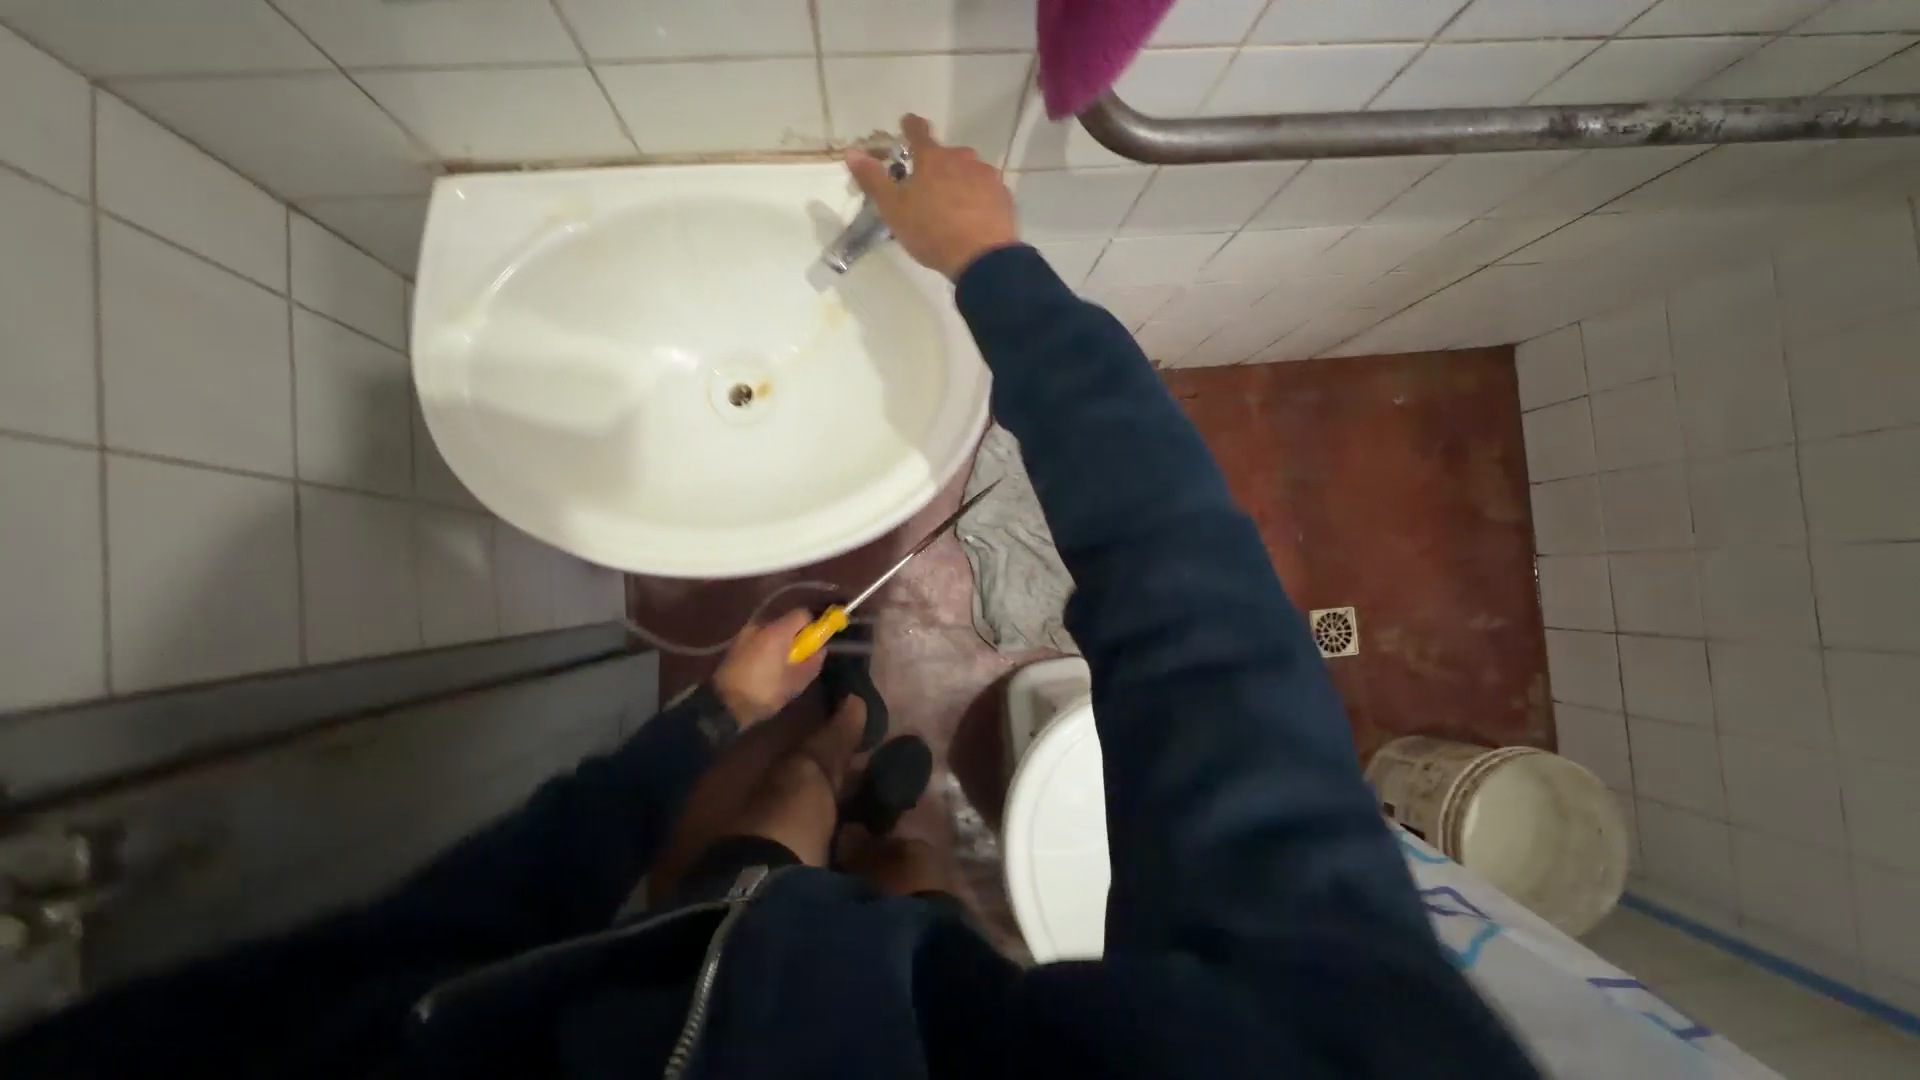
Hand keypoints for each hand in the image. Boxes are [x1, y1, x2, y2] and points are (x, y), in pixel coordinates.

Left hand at [711, 609, 825, 726]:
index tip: (816, 642)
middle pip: (786, 621)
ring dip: (780, 642)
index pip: (802, 614)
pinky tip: (766, 668)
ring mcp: (744, 634)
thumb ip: (812, 663)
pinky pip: (758, 639)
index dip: (813, 625)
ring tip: (782, 665)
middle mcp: (760, 626)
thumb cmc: (763, 693)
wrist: (723, 705)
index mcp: (777, 631)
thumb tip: (821, 650)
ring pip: (771, 631)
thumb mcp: (794, 683)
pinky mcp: (735, 645)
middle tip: (800, 657)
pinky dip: (766, 648)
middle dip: (796, 636)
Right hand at [845, 113, 1021, 279]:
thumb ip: (873, 179)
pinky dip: (978, 199)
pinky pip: (986, 192)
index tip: (907, 122)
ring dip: (960, 182)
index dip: (910, 126)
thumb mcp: (894, 209)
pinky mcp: (1003, 197)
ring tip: (953, 206)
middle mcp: (962, 158)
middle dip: (937, 165)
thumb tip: (851, 151)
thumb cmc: (931, 232)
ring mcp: (986, 176)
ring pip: (968, 172)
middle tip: (929, 187)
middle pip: (946, 155)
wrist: (982, 257)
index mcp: (932, 158)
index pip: (918, 132)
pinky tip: (974, 217)